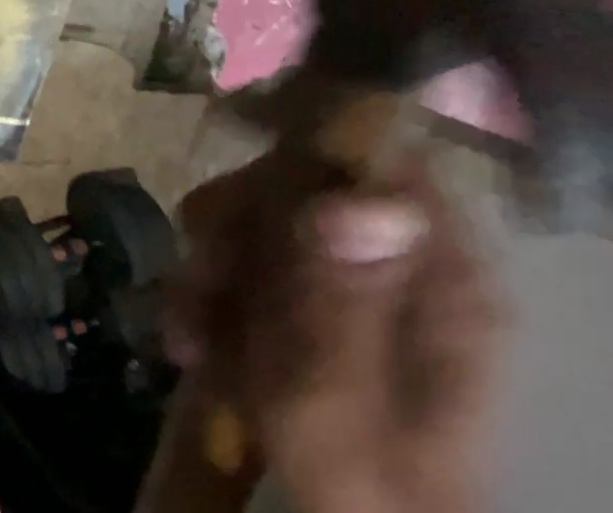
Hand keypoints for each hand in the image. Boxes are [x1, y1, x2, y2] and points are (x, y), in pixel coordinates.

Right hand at [166, 150, 502, 512]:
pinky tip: (193, 345)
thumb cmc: (359, 479)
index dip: (304, 144)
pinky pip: (239, 269)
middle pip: (296, 190)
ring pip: (252, 227)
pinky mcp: (308, 308)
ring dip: (203, 271)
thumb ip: (344, 300)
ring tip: (186, 334)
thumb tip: (357, 202)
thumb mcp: (340, 395)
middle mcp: (396, 267)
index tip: (228, 152)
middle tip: (197, 277)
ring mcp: (349, 287)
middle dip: (227, 227)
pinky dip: (203, 300)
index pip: (378, 166)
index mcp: (436, 281)